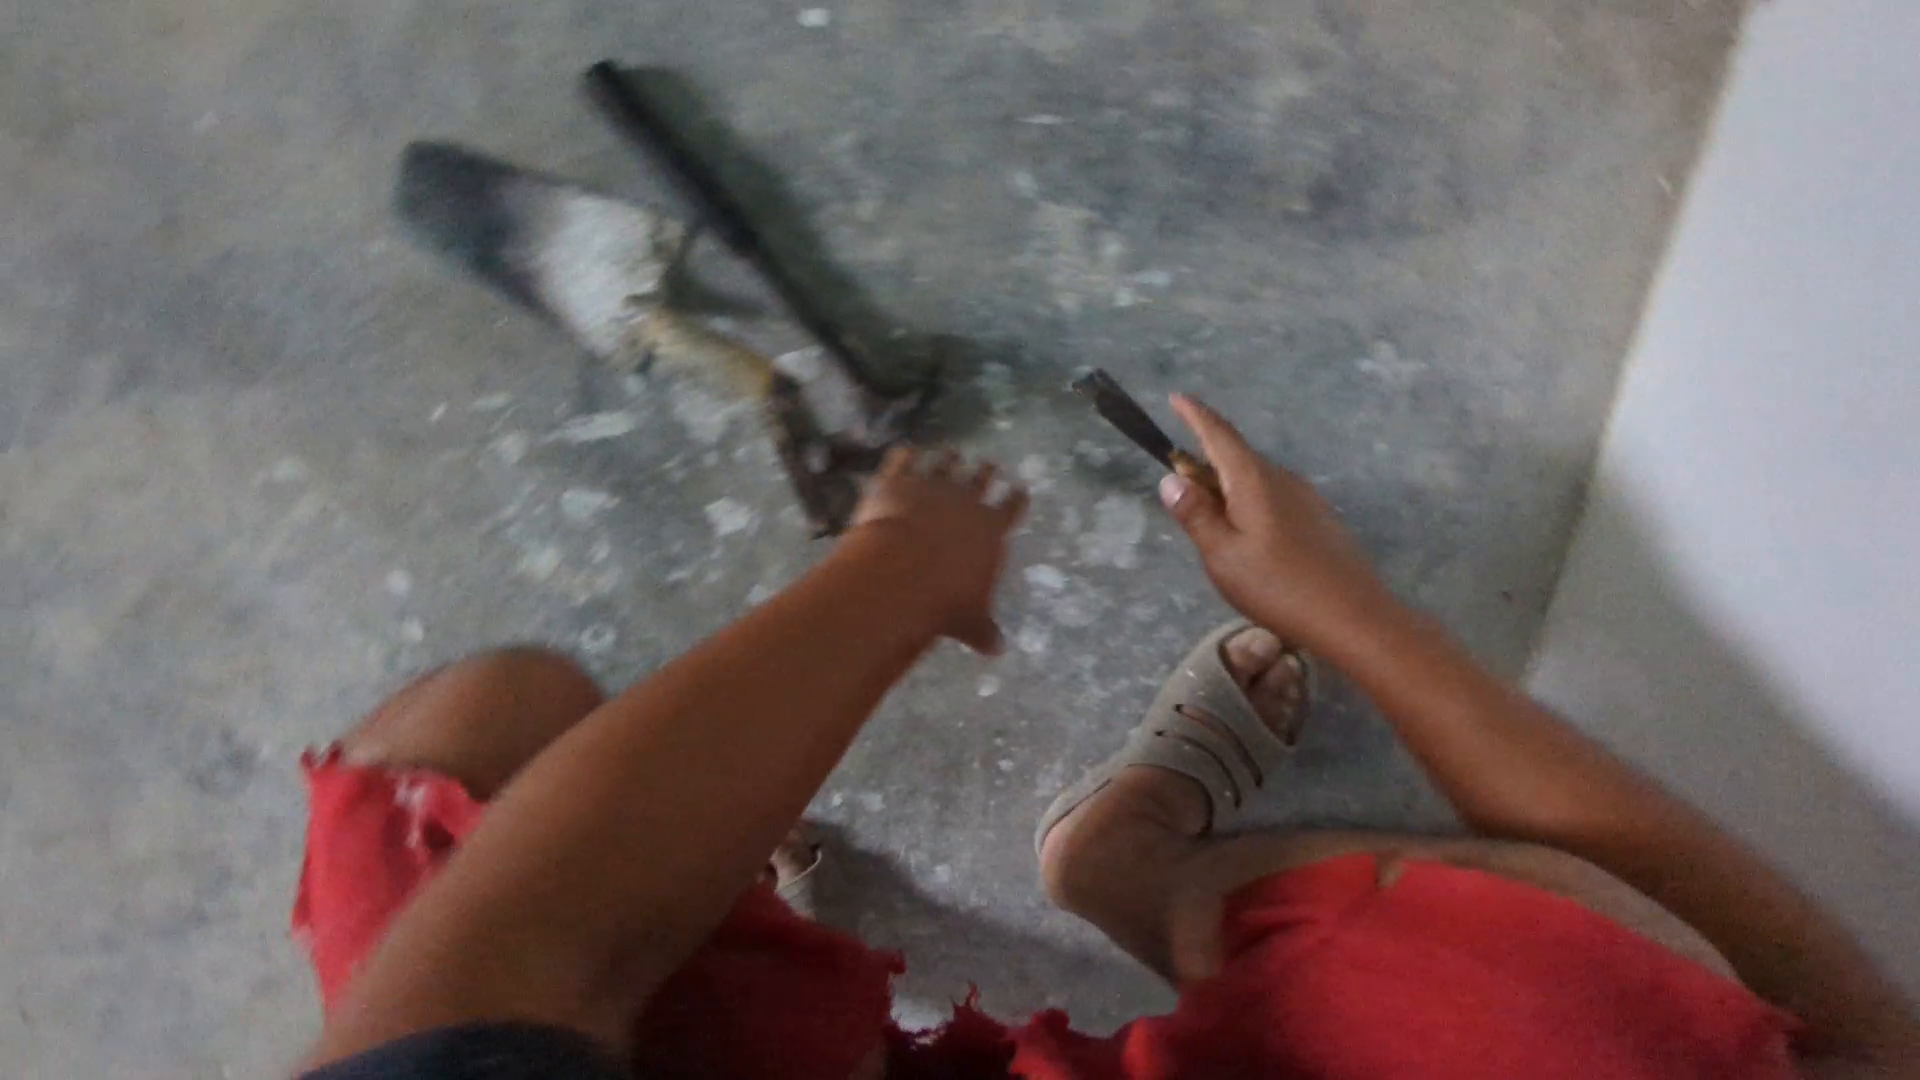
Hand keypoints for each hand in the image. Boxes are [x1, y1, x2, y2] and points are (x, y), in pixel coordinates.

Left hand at [844, 446, 1028, 653]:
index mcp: (990, 528)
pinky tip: (906, 450)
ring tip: (951, 451)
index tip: (1020, 489)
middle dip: (985, 471)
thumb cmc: (943, 600)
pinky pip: (903, 460)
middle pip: (980, 478)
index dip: (1016, 498)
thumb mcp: (969, 620)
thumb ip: (984, 630)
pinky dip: (905, 455)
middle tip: (989, 463)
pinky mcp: (896, 481)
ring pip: (944, 464)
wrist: (899, 572)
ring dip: (948, 458)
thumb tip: (998, 650)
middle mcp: (964, 500)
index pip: (1011, 507)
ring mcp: (930, 485)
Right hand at [1157, 394, 1388, 647]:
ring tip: (1210, 520)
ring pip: (1256, 480)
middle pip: (1237, 457)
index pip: (1220, 435)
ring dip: (1227, 487)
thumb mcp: (1222, 554)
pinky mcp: (1318, 521)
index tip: (1176, 397)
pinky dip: (1249, 503)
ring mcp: (1306, 499)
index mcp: (1254, 481)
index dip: (1195, 415)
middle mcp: (1282, 479)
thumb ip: (1196, 514)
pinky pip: (1273, 497)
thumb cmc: (1277, 585)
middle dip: (1205, 461)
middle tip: (1180, 487)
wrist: (1353, 617)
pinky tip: (1247, 537)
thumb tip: (1171, 478)